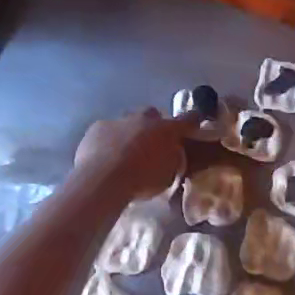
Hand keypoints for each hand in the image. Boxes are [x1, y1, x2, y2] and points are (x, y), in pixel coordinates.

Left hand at [74, 108, 191, 198]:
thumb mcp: (167, 175)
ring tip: (126, 150)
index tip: (196, 121)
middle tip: (152, 141)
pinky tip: (105, 154)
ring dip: (130, 131)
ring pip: (128, 121)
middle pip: (153, 114)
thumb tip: (172, 153)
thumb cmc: (142, 180)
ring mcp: (119, 120)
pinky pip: (107, 130)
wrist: (104, 179)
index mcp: (167, 130)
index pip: (187, 120)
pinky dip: (109, 139)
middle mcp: (144, 119)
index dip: (193, 120)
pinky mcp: (97, 127)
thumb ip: (172, 160)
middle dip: (154, 124)